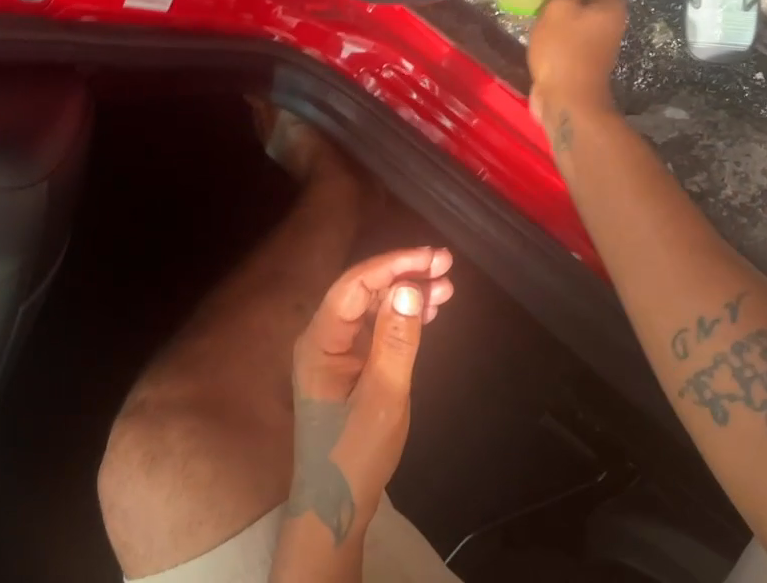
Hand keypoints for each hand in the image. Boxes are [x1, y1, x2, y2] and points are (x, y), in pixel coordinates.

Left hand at [286, 247, 454, 545]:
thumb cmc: (354, 456)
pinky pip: (377, 331)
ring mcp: (337, 354)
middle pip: (364, 292)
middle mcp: (324, 339)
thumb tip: (410, 287)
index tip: (432, 257)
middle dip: (404, 274)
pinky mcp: (351, 369)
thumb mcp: (383, 397)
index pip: (354, 285)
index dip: (393, 264)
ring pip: (373, 309)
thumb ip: (397, 340)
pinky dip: (404, 318)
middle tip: (446, 264)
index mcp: (320, 341)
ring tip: (447, 285)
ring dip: (407, 295)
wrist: (335, 509)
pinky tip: (430, 311)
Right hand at [527, 0, 626, 130]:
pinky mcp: (580, 58)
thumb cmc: (565, 50)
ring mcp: (595, 43)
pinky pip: (568, 35)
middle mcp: (610, 23)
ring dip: (559, 10)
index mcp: (612, 6)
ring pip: (577, 16)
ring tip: (537, 0)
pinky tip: (537, 25)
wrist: (566, 101)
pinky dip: (555, 29)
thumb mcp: (560, 7)